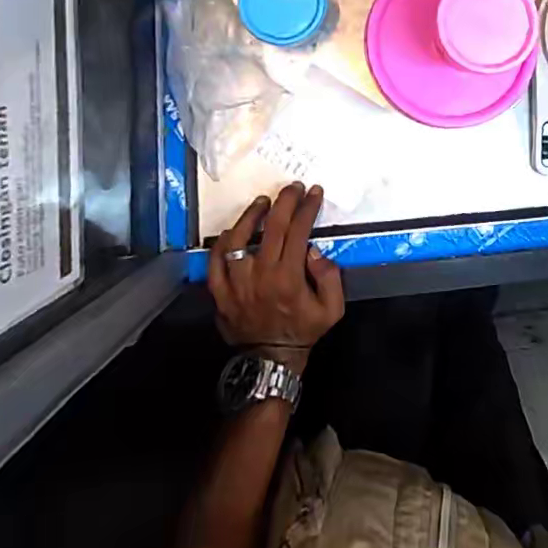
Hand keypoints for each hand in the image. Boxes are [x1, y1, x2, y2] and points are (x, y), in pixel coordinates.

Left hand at [207, 182, 343, 372]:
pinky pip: (216, 259)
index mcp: (289, 277)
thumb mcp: (332, 310)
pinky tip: (233, 230)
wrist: (270, 360)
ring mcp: (236, 281)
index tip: (313, 193)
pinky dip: (223, 242)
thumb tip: (313, 250)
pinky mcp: (220, 290)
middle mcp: (261, 274)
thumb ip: (329, 277)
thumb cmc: (302, 331)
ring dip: (252, 215)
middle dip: (286, 202)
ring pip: (240, 237)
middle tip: (292, 188)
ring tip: (263, 202)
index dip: (307, 208)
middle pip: (273, 227)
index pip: (299, 231)